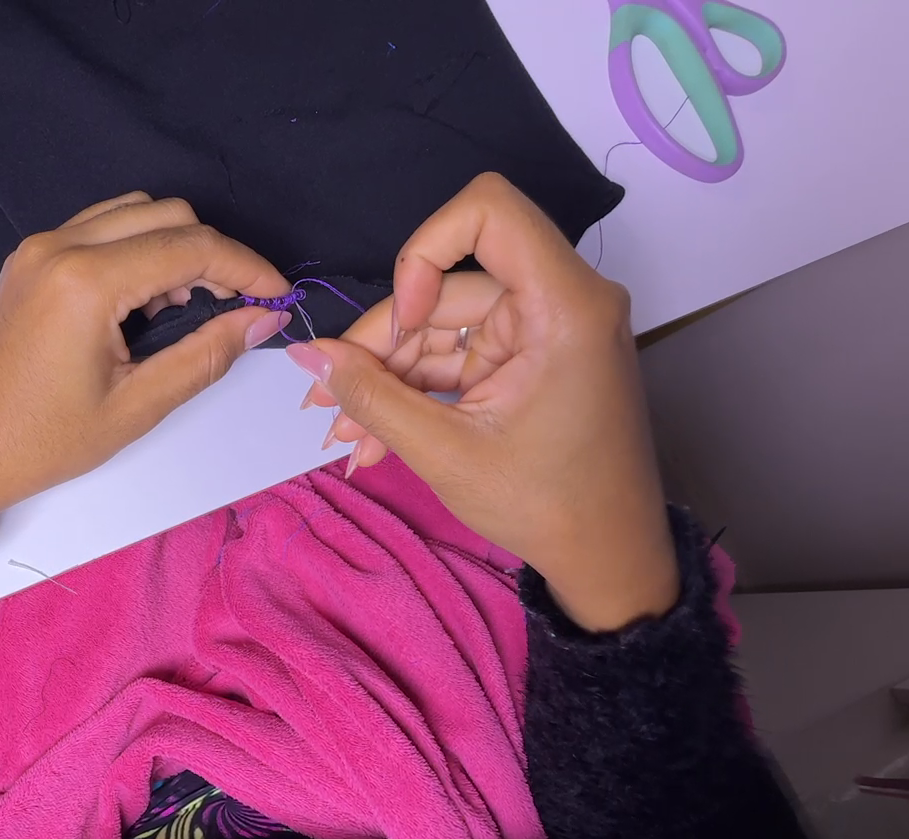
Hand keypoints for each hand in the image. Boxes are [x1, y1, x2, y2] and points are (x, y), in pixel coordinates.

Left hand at [0, 193, 292, 524]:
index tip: (277, 297)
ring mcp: (38, 250)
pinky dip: (136, 251)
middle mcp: (58, 247)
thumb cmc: (44, 442)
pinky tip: (146, 302)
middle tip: (236, 308)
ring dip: (174, 248)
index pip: (189, 247)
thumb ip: (206, 355)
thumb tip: (262, 320)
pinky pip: (98, 230)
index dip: (246, 268)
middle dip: (214, 255)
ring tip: (189, 309)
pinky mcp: (29, 262)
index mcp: (85, 282)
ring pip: (132, 213)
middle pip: (166, 214)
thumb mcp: (136, 407)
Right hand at [289, 174, 676, 631]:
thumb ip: (368, 397)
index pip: (486, 213)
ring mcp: (536, 334)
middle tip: (327, 405)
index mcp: (561, 306)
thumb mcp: (442, 450)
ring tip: (342, 436)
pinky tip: (370, 440)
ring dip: (383, 383)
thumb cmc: (541, 504)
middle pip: (441, 290)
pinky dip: (409, 397)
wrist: (603, 555)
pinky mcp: (521, 363)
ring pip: (436, 331)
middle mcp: (554, 303)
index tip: (401, 325)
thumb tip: (306, 356)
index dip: (423, 254)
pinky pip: (450, 362)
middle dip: (377, 349)